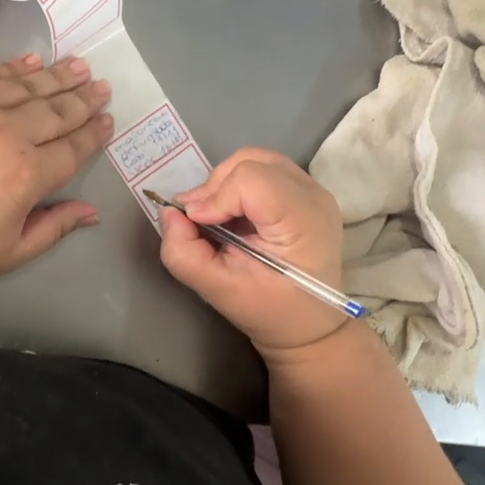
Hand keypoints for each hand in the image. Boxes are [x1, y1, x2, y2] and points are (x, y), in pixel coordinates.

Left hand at [0, 53, 113, 276]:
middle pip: (58, 110)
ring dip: (58, 75)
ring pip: (29, 86)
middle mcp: (11, 133)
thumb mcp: (9, 251)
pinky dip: (14, 67)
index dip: (95, 132)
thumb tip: (92, 211)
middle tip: (103, 86)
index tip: (109, 119)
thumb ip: (54, 228)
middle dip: (84, 99)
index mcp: (30, 175)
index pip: (74, 147)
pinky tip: (33, 61)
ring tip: (79, 66)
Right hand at [158, 148, 351, 357]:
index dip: (214, 198)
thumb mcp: (216, 289)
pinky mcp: (306, 191)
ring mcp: (314, 190)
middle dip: (215, 187)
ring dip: (225, 183)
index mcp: (301, 222)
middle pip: (250, 162)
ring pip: (255, 159)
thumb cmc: (268, 310)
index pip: (250, 180)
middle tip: (200, 220)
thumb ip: (183, 252)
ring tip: (215, 216)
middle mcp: (313, 197)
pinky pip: (263, 169)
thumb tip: (170, 214)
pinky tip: (234, 214)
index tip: (197, 225)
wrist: (309, 325)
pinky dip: (238, 184)